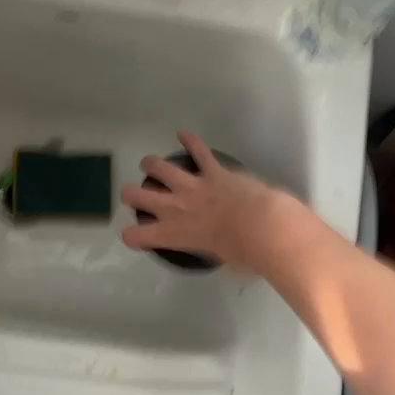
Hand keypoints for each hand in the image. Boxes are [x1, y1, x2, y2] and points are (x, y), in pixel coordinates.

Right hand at [120, 130, 302, 272]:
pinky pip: (199, 151)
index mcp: (172, 234)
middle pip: (136, 195)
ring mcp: (192, 186)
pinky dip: (190, 140)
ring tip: (149, 164)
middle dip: (131, 194)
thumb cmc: (244, 252)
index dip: (131, 235)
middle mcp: (174, 207)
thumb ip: (216, 253)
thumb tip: (227, 253)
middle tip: (134, 196)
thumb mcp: (222, 261)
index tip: (136, 235)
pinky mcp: (213, 171)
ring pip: (160, 168)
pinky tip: (183, 133)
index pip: (135, 235)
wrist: (263, 226)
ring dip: (152, 165)